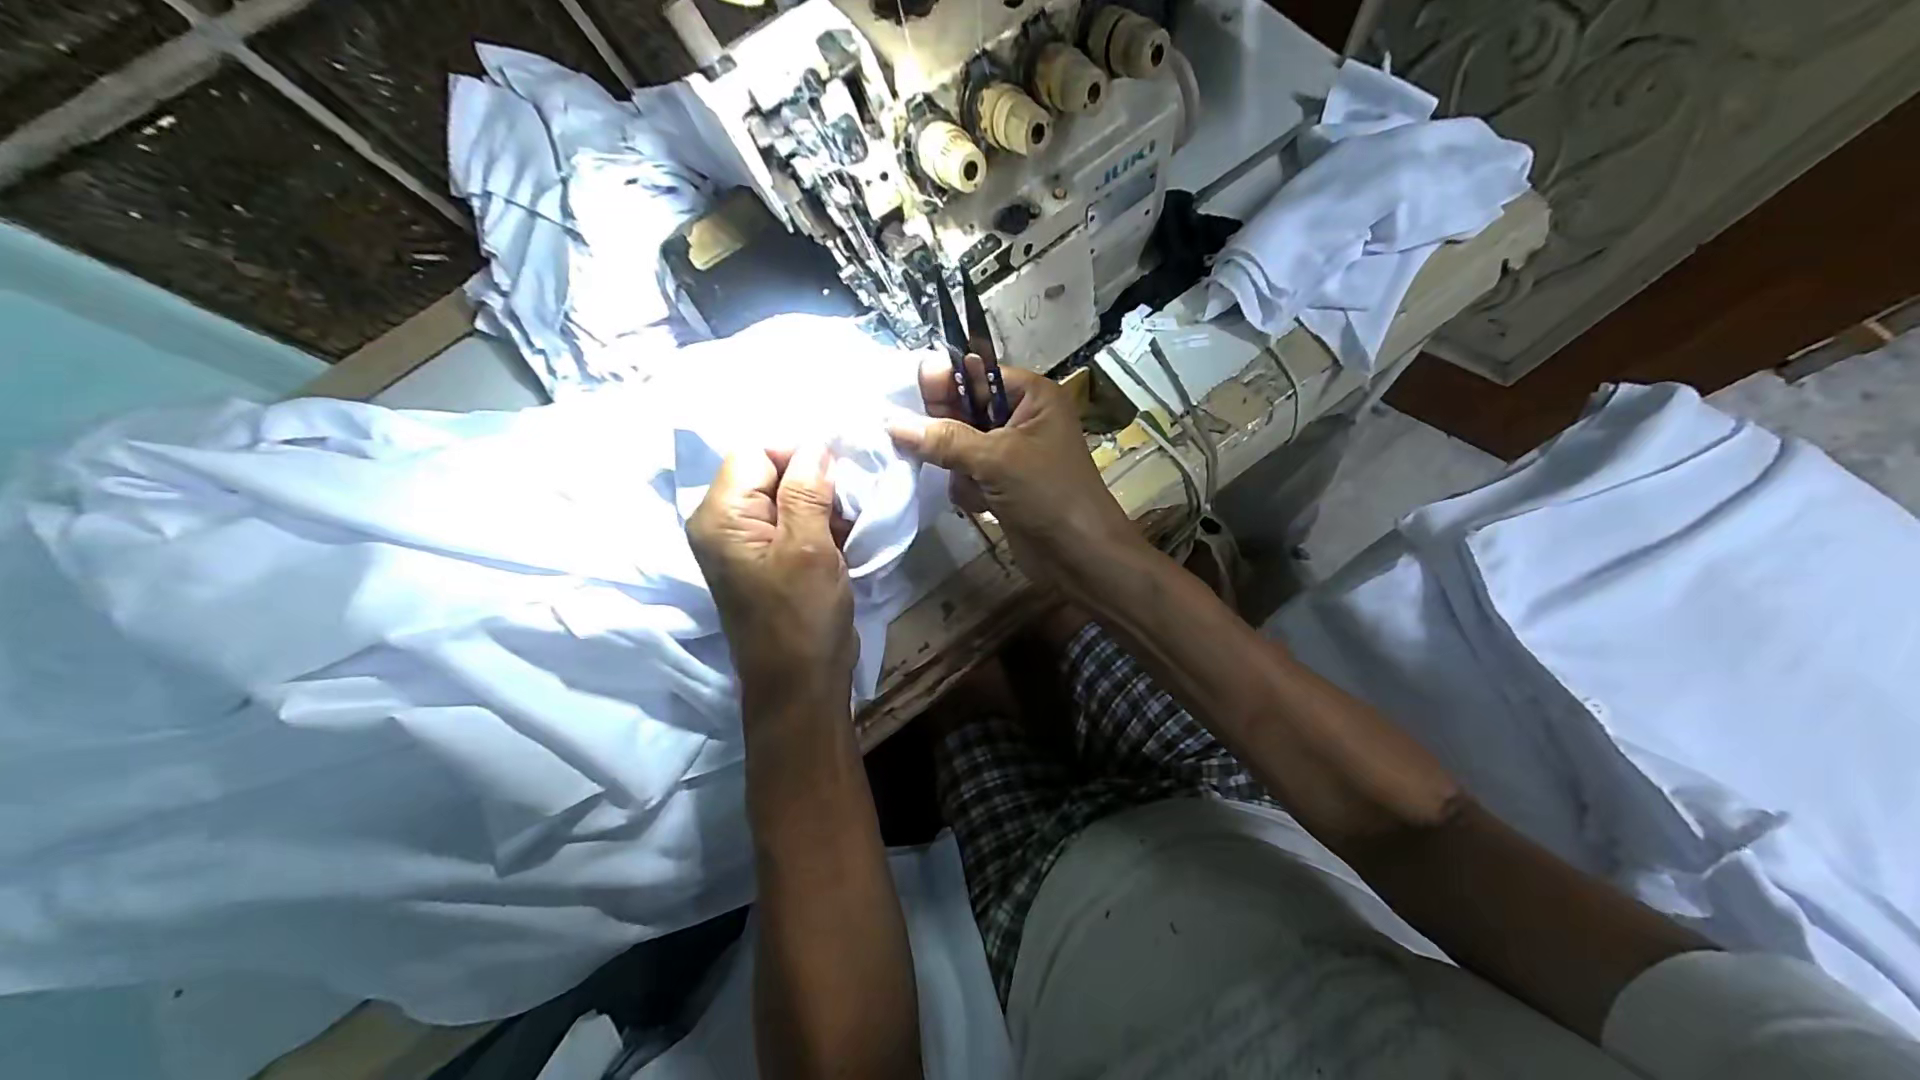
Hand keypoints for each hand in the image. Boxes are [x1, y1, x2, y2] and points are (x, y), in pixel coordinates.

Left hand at [688, 445, 855, 710]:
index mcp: (720, 516)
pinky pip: (792, 522)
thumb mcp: (808, 547)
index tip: (839, 474)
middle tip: (849, 499)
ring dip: (821, 501)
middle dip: (812, 478)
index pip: (755, 453)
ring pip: (785, 496)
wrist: (802, 683)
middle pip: (768, 471)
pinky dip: (820, 521)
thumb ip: (806, 490)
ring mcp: (746, 543)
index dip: (798, 454)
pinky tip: (845, 535)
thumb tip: (816, 444)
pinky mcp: (768, 559)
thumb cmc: (803, 617)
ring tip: (850, 520)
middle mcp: (723, 524)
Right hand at [888, 355, 1147, 598]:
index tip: (904, 396)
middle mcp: (1019, 418)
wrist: (1080, 556)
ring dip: (956, 465)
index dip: (941, 381)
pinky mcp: (1000, 484)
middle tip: (918, 441)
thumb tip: (891, 422)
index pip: (976, 372)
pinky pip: (965, 474)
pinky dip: (967, 488)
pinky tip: (981, 504)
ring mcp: (1009, 453)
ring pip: (958, 445)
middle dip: (944, 428)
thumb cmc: (1049, 494)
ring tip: (969, 481)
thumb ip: (944, 439)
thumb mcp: (996, 459)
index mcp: (1030, 395)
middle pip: (962, 408)